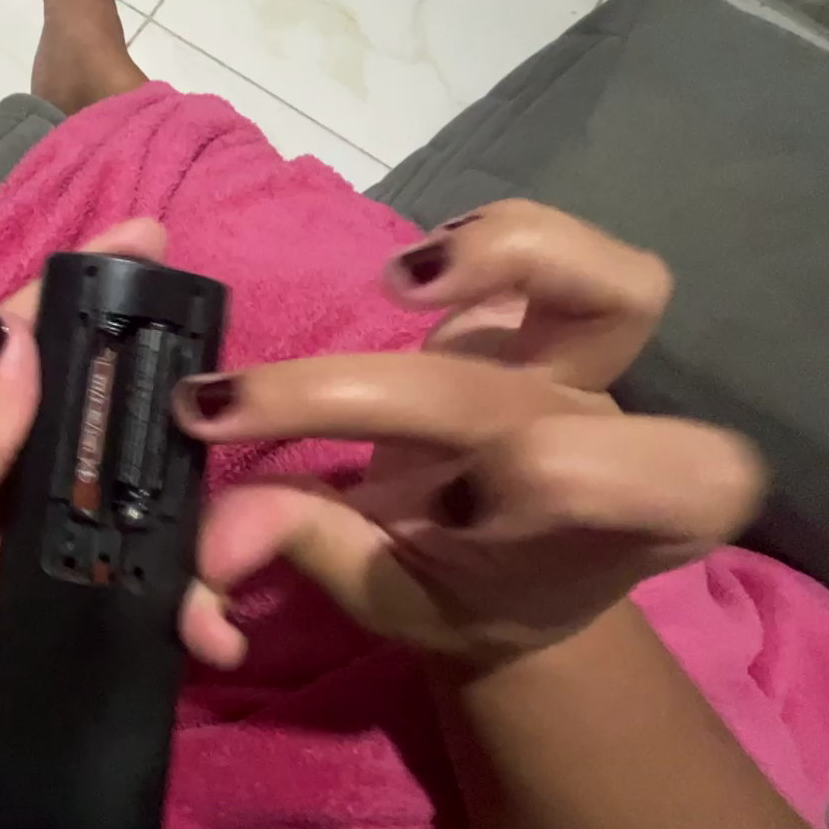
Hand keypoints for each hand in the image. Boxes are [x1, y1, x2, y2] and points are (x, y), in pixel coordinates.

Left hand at [0, 220, 167, 828]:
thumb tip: (19, 338)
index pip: (0, 346)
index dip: (62, 290)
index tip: (139, 240)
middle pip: (77, 413)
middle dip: (143, 386)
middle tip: (215, 374)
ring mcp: (36, 551)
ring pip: (120, 493)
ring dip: (179, 502)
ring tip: (230, 533)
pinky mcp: (75, 615)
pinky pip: (139, 581)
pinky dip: (179, 591)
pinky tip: (208, 616)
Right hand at [173, 201, 765, 666]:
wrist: (518, 562)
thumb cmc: (460, 590)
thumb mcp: (388, 595)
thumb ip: (309, 549)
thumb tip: (211, 538)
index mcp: (586, 533)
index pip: (605, 486)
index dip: (534, 477)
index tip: (436, 507)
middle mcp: (596, 436)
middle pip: (484, 395)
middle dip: (331, 396)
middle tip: (217, 409)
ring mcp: (578, 369)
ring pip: (618, 286)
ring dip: (499, 258)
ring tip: (393, 282)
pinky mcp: (538, 323)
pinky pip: (567, 254)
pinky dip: (498, 234)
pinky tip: (411, 268)